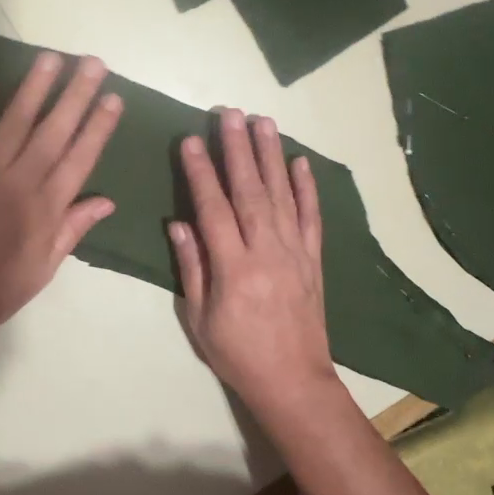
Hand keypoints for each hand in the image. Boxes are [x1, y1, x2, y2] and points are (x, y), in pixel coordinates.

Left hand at [0, 52, 122, 346]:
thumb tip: (106, 200)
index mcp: (44, 210)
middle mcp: (17, 183)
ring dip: (32, 90)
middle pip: (52, 132)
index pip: (79, 160)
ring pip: (12, 124)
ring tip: (50, 58)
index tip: (114, 98)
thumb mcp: (44, 269)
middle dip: (75, 96)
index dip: (98, 128)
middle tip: (93, 63)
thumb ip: (72, 229)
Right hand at [169, 110, 336, 402]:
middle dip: (238, 149)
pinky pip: (312, 218)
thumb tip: (179, 224)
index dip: (201, 173)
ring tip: (263, 121)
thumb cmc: (237, 354)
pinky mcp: (314, 260)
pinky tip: (300, 162)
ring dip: (271, 156)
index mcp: (234, 268)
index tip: (191, 141)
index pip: (214, 209)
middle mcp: (267, 252)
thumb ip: (192, 267)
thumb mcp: (200, 318)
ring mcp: (295, 253)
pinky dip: (307, 188)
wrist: (293, 381)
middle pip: (251, 191)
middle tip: (229, 114)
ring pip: (282, 195)